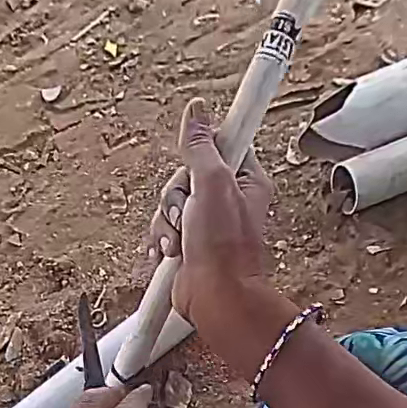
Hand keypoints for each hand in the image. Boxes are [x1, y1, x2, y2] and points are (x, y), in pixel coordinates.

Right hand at [147, 98, 274, 328]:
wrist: (215, 297)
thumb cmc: (224, 247)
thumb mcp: (213, 183)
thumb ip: (201, 146)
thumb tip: (196, 110)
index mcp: (245, 180)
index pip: (218, 145)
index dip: (200, 153)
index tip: (195, 165)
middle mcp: (227, 199)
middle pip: (185, 174)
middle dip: (175, 196)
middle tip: (186, 214)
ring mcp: (206, 222)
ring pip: (170, 203)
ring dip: (166, 222)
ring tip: (178, 242)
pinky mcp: (188, 242)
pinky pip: (163, 228)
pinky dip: (161, 239)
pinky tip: (167, 252)